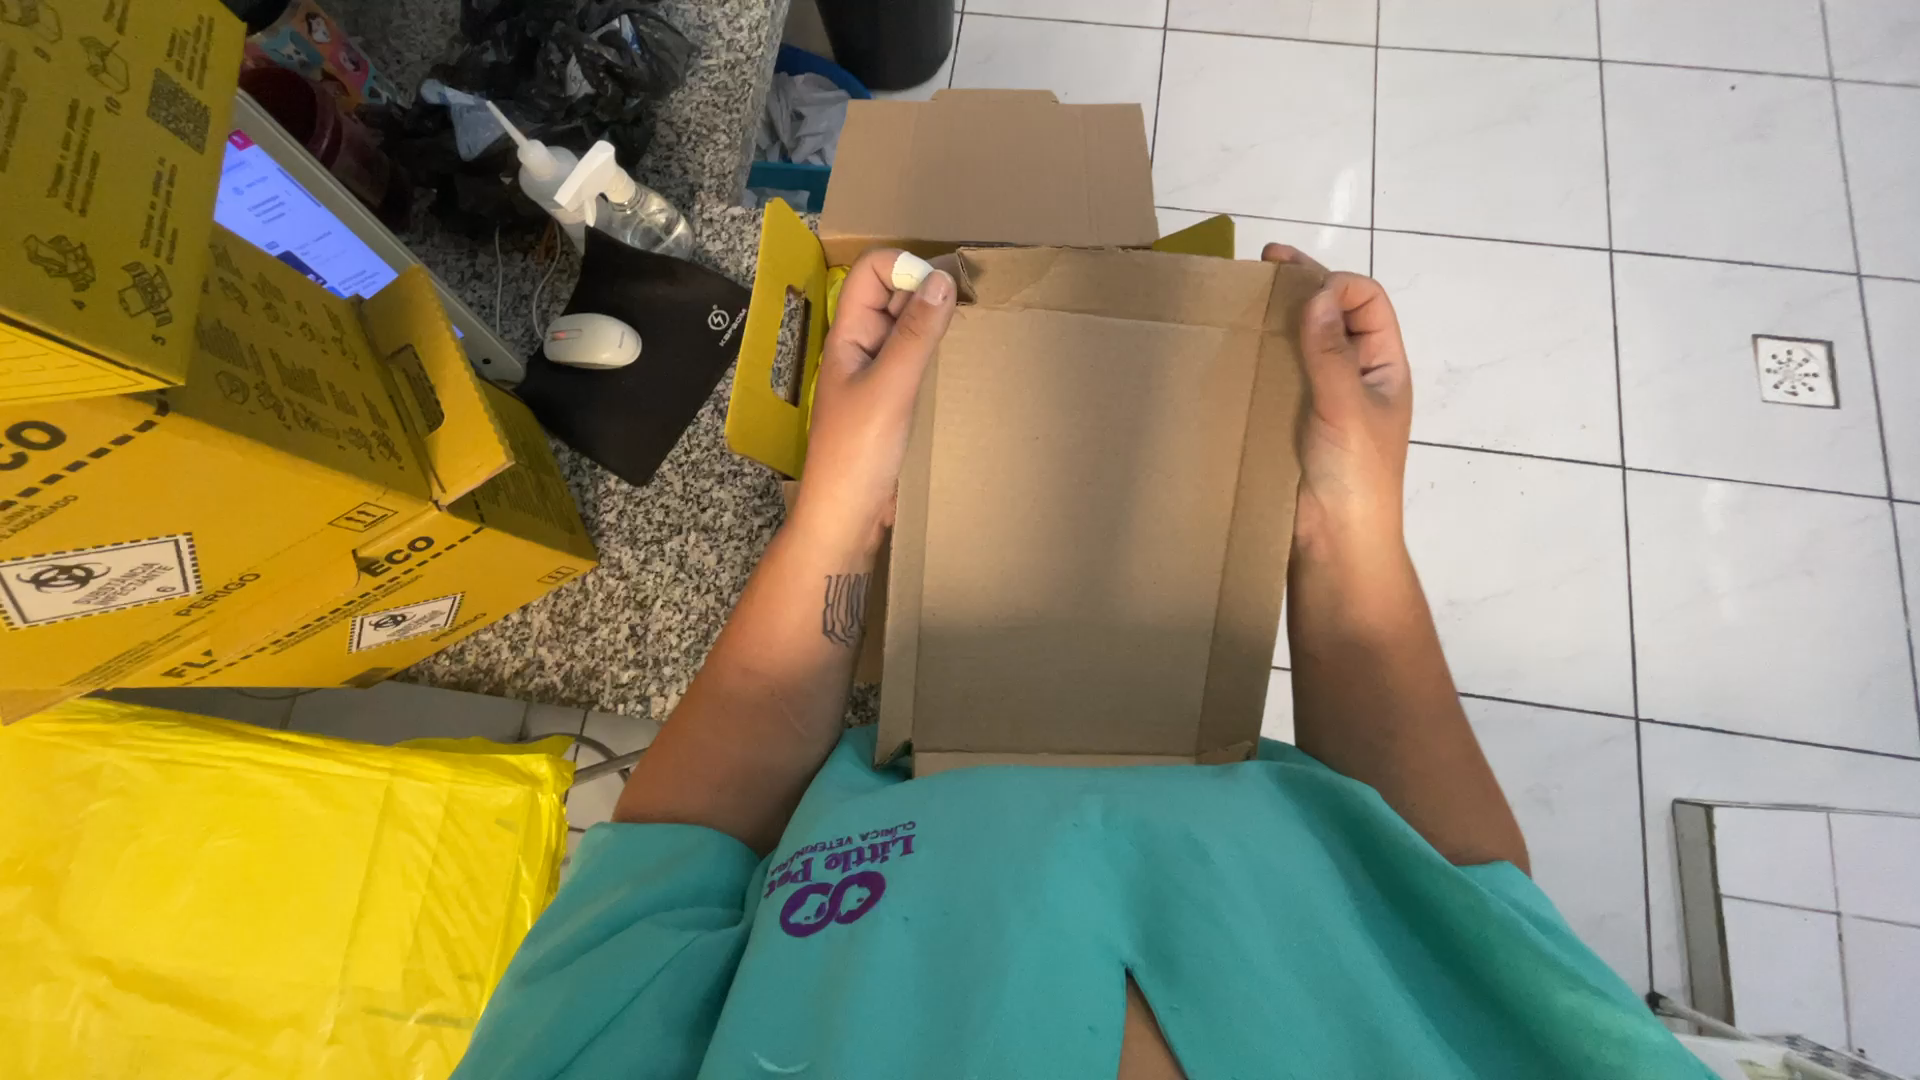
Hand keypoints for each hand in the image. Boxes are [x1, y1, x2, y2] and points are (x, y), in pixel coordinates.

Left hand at [791, 249, 957, 551]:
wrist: (847, 516)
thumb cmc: (857, 453)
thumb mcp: (890, 388)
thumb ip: (915, 334)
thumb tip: (942, 279)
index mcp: (847, 337)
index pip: (872, 273)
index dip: (905, 268)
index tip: (944, 287)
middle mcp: (860, 350)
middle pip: (891, 297)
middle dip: (925, 290)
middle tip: (968, 304)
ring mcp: (875, 378)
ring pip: (906, 331)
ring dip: (933, 324)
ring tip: (969, 330)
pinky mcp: (891, 405)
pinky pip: (913, 365)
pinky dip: (934, 357)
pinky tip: (958, 368)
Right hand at [1261, 243, 1412, 561]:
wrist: (1333, 540)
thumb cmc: (1355, 474)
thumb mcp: (1347, 407)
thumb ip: (1330, 352)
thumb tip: (1318, 290)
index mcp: (1382, 367)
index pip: (1366, 303)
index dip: (1336, 284)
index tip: (1294, 281)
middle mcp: (1352, 376)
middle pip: (1332, 316)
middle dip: (1303, 287)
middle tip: (1263, 263)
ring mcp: (1318, 400)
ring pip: (1300, 346)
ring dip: (1276, 321)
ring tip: (1241, 302)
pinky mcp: (1287, 423)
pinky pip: (1275, 379)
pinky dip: (1258, 358)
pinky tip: (1233, 352)